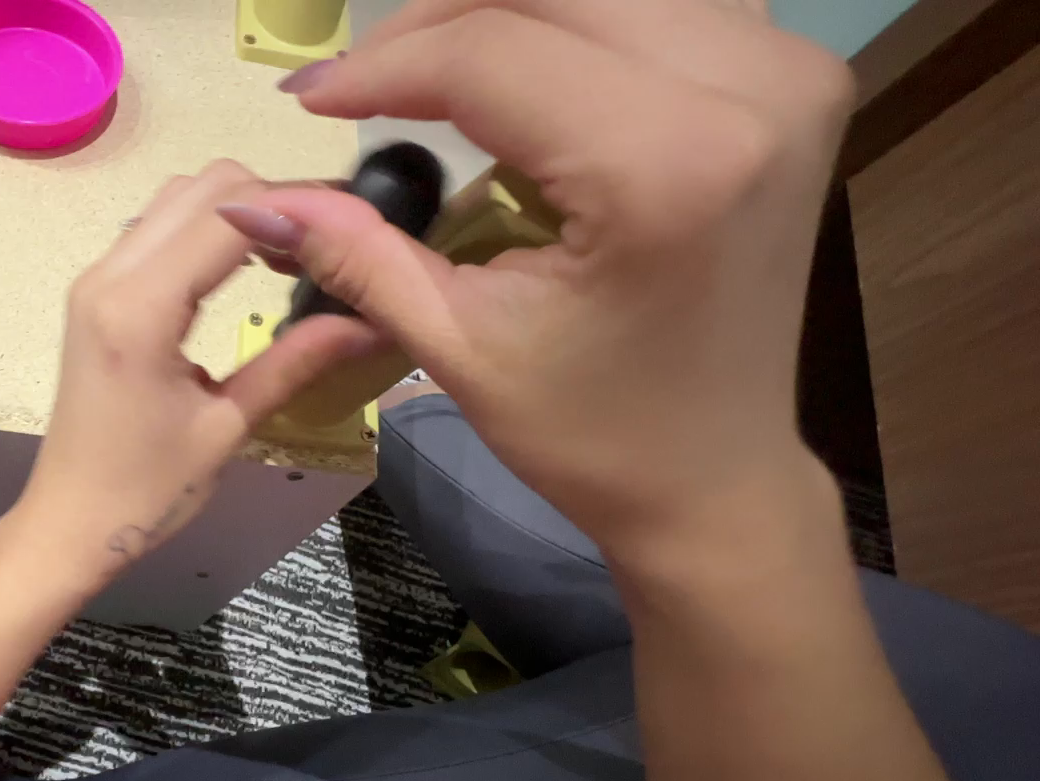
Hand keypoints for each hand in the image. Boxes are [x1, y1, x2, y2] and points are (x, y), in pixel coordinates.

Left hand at [9, 160, 381, 591]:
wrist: (69, 522)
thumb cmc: (145, 491)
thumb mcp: (227, 428)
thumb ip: (294, 362)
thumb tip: (371, 322)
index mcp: (140, 308)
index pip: (231, 212)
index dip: (300, 209)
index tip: (353, 230)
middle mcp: (108, 275)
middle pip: (203, 187)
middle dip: (271, 202)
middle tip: (323, 247)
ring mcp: (94, 281)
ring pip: (176, 200)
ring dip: (236, 213)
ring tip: (287, 259)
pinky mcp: (93, 296)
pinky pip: (154, 232)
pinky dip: (203, 233)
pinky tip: (238, 272)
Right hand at [216, 0, 854, 565]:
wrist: (705, 473)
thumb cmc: (581, 432)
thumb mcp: (454, 347)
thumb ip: (355, 257)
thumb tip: (253, 208)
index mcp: (662, 166)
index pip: (493, 57)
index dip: (381, 69)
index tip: (305, 103)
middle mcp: (748, 85)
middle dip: (432, 21)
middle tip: (354, 83)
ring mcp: (784, 71)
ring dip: (497, 13)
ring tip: (416, 71)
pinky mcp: (786, 80)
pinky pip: (657, 2)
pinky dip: (565, 24)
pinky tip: (509, 75)